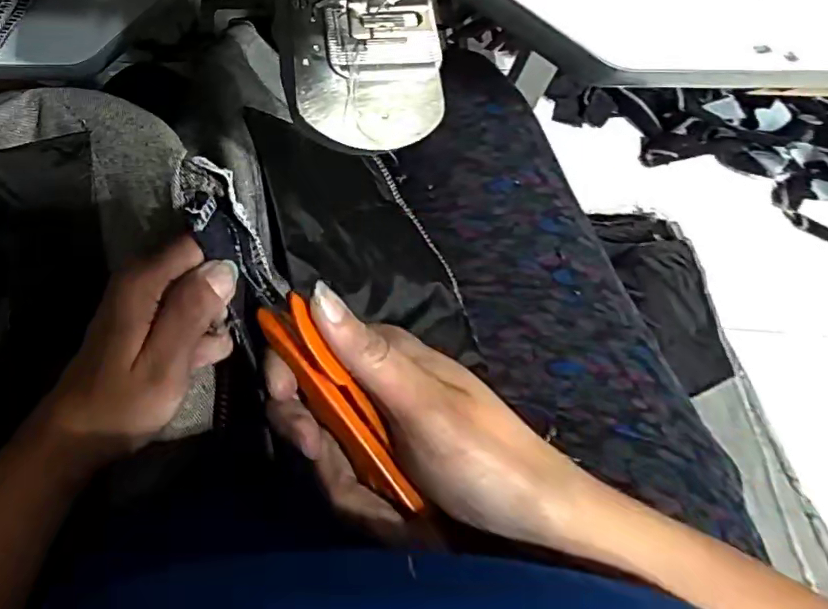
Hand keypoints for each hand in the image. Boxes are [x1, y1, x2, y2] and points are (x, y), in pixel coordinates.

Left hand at [37, 235, 237, 468]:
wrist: (77, 436)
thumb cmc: (121, 405)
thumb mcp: (164, 364)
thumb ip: (192, 312)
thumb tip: (224, 267)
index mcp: (142, 280)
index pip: (195, 243)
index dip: (222, 264)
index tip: (240, 296)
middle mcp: (140, 276)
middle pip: (195, 263)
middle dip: (217, 293)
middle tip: (220, 331)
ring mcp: (141, 296)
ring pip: (193, 288)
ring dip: (209, 315)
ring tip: (209, 349)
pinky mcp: (143, 317)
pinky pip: (180, 307)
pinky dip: (194, 328)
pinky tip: (200, 356)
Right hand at [266, 281, 600, 551]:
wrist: (543, 537)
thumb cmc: (488, 459)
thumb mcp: (425, 406)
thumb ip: (365, 354)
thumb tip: (316, 290)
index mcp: (385, 355)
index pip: (311, 342)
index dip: (287, 366)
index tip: (283, 400)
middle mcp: (376, 386)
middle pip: (309, 400)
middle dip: (311, 435)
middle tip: (323, 457)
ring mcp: (380, 431)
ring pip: (325, 448)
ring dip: (343, 480)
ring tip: (382, 503)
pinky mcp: (387, 471)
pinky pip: (349, 482)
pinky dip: (363, 505)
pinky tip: (394, 518)